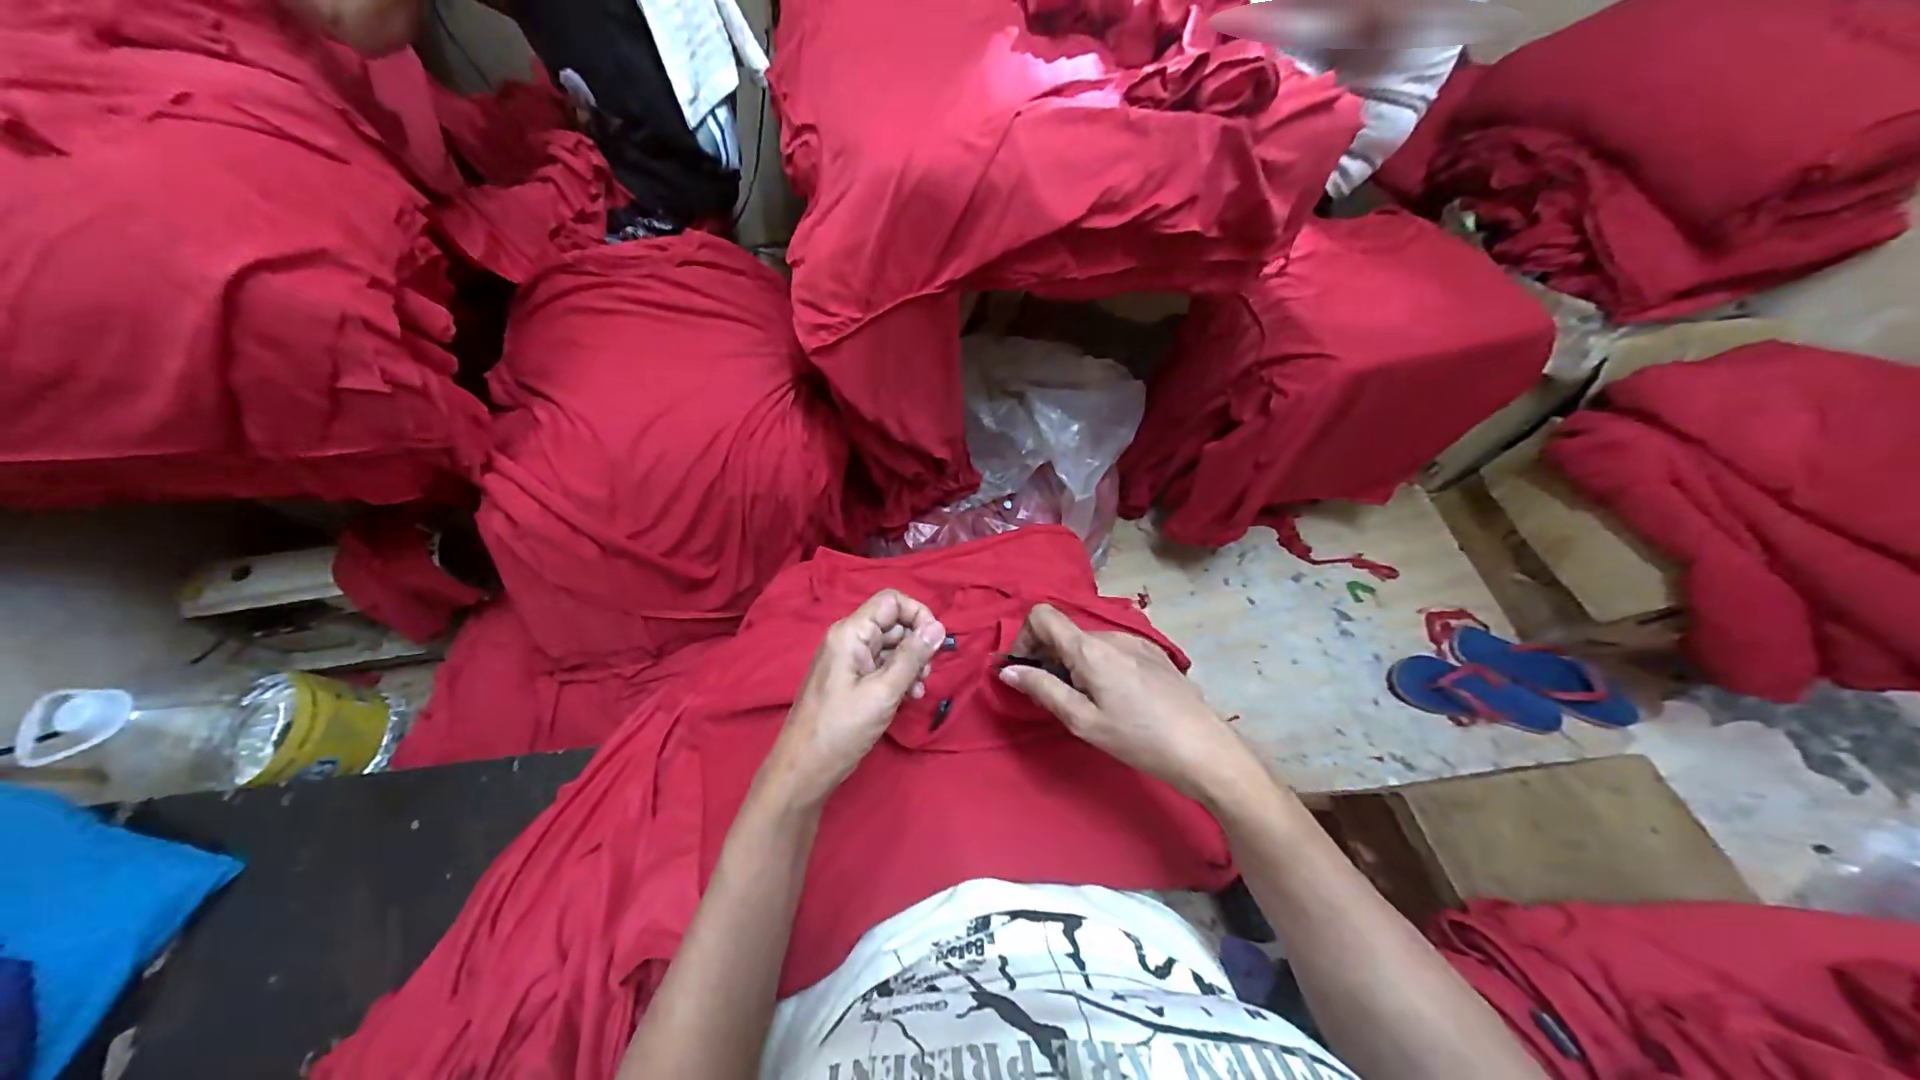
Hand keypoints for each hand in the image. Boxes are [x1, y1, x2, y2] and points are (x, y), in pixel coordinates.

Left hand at [758, 589, 946, 809]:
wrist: (804, 768)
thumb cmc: (842, 729)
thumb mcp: (884, 691)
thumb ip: (912, 657)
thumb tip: (938, 627)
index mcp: (850, 633)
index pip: (891, 601)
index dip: (918, 614)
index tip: (936, 641)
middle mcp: (848, 639)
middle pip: (892, 623)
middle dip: (916, 643)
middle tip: (926, 674)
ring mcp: (848, 660)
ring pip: (890, 646)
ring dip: (910, 663)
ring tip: (918, 690)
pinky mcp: (850, 680)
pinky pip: (881, 666)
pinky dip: (899, 677)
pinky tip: (908, 698)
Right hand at [998, 604, 1263, 802]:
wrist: (1205, 749)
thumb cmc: (1138, 739)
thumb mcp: (1083, 721)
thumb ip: (1042, 689)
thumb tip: (1008, 669)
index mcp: (1090, 648)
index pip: (1043, 616)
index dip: (1024, 638)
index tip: (1024, 671)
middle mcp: (1112, 635)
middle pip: (1065, 632)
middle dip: (1047, 658)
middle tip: (1052, 697)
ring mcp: (1137, 642)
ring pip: (1089, 643)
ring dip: (1074, 664)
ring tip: (1086, 703)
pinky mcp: (1154, 654)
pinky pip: (1113, 651)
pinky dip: (1099, 666)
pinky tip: (1116, 700)